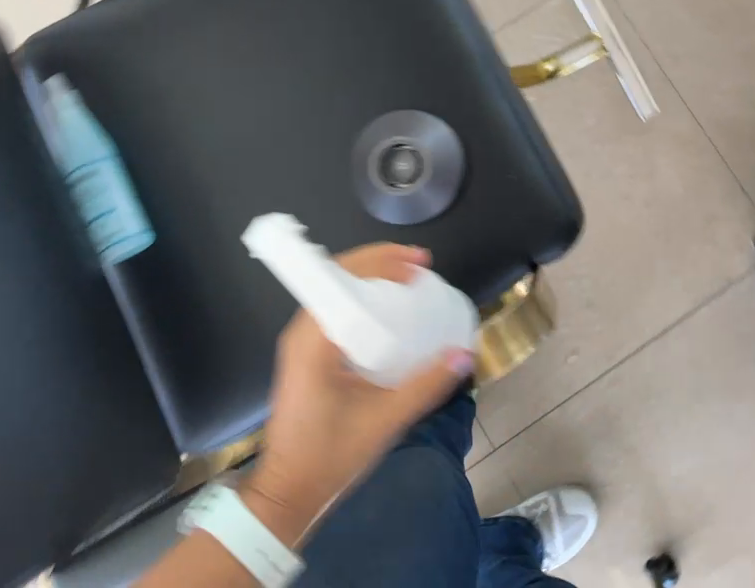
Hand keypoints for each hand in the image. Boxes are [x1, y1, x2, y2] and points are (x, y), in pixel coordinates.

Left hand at [238, 244, 475, 544]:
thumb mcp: (385, 419)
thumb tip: (465, 353)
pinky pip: (335, 308)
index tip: (419, 265)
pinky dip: (363, 297)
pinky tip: (390, 308)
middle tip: (421, 265)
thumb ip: (426, 385)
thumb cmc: (330, 455)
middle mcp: (302, 330)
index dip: (383, 261)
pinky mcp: (306, 354)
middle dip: (382, 261)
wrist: (288, 493)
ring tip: (410, 278)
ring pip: (336, 290)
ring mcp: (301, 342)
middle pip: (339, 275)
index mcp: (314, 338)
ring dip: (372, 276)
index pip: (345, 277)